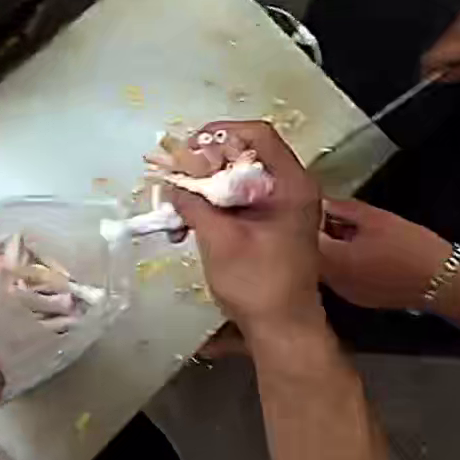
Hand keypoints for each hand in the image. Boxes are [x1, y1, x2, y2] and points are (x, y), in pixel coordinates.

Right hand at [168, 121, 323, 336]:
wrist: (282, 326)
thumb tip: (170, 181)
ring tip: (175, 204)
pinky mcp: (267, 221)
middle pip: (243, 154)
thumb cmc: (257, 283)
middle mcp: (289, 188)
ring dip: (202, 186)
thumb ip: (193, 203)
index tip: (186, 151)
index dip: (218, 134)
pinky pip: (235, 198)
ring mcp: (279, 205)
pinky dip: (209, 203)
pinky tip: (187, 221)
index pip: (256, 135)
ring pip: (234, 177)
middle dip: (203, 163)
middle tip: (174, 179)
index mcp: (290, 185)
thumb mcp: (219, 239)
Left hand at [317, 198, 454, 311]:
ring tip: (352, 235)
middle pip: (309, 253)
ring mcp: (340, 291)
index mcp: (329, 258)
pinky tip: (362, 254)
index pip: (302, 236)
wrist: (446, 283)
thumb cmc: (412, 247)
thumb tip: (322, 201)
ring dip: (330, 249)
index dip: (309, 221)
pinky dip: (343, 263)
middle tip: (336, 220)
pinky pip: (338, 276)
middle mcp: (328, 279)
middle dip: (318, 234)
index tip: (320, 210)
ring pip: (323, 265)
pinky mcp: (354, 298)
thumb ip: (343, 209)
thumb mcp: (376, 219)